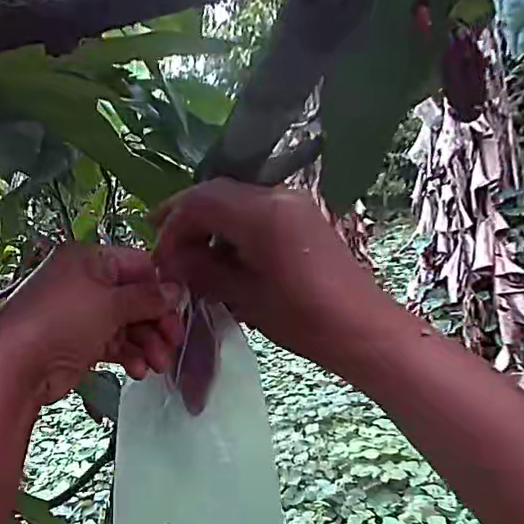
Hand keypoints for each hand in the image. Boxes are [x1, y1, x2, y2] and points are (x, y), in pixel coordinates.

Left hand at [0, 243, 183, 405]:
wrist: (17, 366)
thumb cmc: (58, 322)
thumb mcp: (110, 304)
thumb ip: (147, 298)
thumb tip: (175, 291)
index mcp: (89, 260)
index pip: (138, 266)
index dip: (161, 288)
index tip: (179, 310)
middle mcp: (86, 283)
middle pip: (135, 298)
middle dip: (156, 322)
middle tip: (173, 343)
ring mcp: (82, 314)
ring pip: (127, 324)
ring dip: (147, 344)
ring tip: (158, 364)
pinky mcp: (81, 342)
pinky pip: (114, 344)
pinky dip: (129, 355)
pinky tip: (138, 369)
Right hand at [152, 180, 402, 376]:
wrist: (363, 330)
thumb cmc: (304, 320)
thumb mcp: (245, 297)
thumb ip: (204, 270)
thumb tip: (172, 260)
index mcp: (264, 214)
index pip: (201, 201)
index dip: (172, 226)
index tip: (159, 257)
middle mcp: (279, 196)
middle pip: (216, 193)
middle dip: (185, 218)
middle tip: (163, 247)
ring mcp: (294, 204)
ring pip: (235, 200)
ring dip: (208, 222)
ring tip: (188, 255)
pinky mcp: (302, 217)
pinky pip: (255, 211)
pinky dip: (231, 228)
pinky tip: (220, 255)